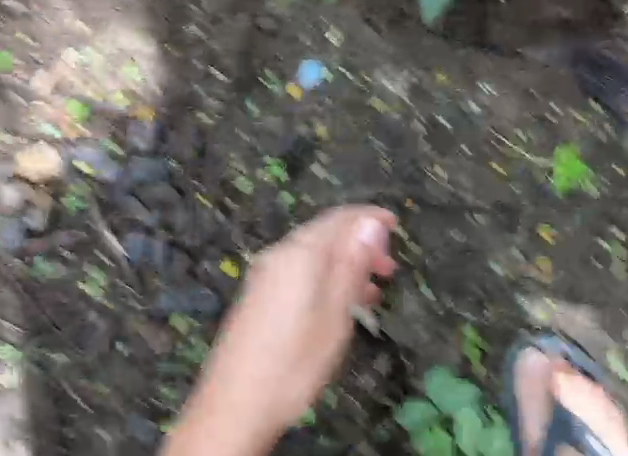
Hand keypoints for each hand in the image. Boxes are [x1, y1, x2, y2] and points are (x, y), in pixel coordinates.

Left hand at [167, 206, 397, 455]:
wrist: (232, 410)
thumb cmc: (293, 363)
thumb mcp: (336, 315)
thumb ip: (353, 264)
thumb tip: (370, 222)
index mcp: (299, 253)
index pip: (340, 217)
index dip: (369, 218)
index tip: (396, 226)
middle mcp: (278, 255)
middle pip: (325, 234)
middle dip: (359, 244)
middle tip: (388, 267)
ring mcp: (264, 276)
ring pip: (313, 256)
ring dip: (344, 265)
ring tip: (372, 292)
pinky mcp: (257, 297)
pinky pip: (299, 272)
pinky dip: (325, 278)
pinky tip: (339, 306)